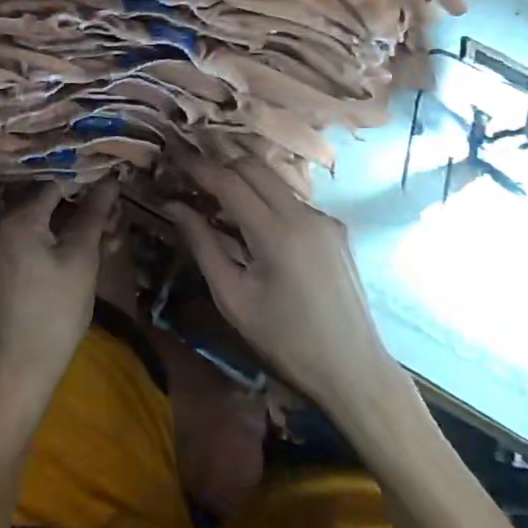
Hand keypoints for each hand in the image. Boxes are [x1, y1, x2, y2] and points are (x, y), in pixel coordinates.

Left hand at [0, 180, 120, 379]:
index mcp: (19, 216)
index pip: (58, 181)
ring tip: (114, 230)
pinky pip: (45, 234)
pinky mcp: (15, 258)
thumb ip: (95, 213)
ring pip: (53, 217)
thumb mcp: (82, 255)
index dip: (88, 178)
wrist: (27, 363)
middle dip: (87, 202)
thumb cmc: (56, 307)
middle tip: (118, 211)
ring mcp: (9, 241)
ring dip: (82, 220)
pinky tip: (98, 243)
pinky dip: (69, 236)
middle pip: (54, 198)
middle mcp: (7, 221)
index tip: (117, 178)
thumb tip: (111, 180)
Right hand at [166, 160, 397, 413]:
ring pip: (275, 181)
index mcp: (276, 232)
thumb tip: (173, 206)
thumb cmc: (285, 342)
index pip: (229, 181)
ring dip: (244, 183)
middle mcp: (304, 213)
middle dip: (220, 167)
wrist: (353, 370)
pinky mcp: (336, 229)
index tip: (173, 157)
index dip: (198, 166)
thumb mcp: (233, 298)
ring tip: (218, 204)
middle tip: (192, 180)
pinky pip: (293, 201)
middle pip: (254, 168)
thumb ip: (202, 245)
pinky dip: (267, 202)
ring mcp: (324, 218)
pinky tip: (255, 229)